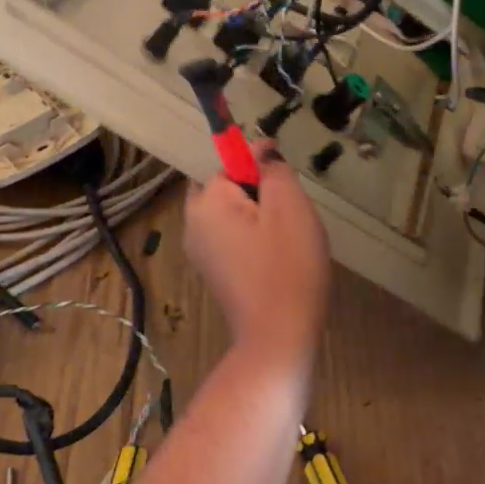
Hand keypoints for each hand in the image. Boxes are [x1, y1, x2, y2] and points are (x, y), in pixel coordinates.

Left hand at [183, 141, 329, 358]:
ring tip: (289, 240)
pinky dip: (255, 242)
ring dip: (260, 219)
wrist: (279, 335)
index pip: (231, 163)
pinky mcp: (215, 274)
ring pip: (233, 216)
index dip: (262, 168)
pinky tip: (278, 260)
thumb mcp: (290, 207)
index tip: (288, 185)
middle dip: (260, 195)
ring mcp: (201, 253)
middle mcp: (193, 224)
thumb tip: (262, 148)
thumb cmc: (287, 266)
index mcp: (206, 203)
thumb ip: (274, 170)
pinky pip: (234, 240)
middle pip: (228, 190)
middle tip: (291, 216)